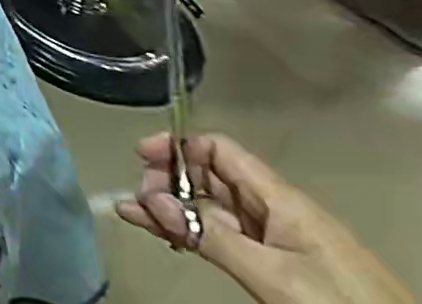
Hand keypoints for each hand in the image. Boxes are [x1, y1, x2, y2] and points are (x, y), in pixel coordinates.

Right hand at [118, 134, 412, 303]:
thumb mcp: (274, 274)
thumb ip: (212, 235)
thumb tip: (153, 198)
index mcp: (281, 198)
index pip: (220, 150)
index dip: (180, 147)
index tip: (143, 156)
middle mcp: (277, 210)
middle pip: (213, 178)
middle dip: (170, 180)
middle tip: (139, 196)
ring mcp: (280, 240)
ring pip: (216, 210)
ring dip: (176, 209)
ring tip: (138, 215)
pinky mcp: (282, 267)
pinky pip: (227, 237)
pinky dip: (195, 233)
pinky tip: (170, 235)